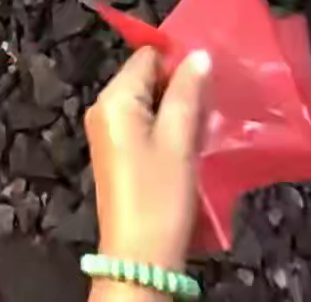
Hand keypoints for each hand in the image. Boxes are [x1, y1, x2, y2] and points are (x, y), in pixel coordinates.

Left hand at [84, 48, 212, 275]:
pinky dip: (162, 126)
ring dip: (172, 110)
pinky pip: (138, 121)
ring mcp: (104, 127)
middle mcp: (102, 104)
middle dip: (176, 88)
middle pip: (143, 77)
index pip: (145, 57)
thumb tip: (198, 53)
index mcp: (113, 96)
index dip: (176, 62)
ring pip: (144, 100)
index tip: (207, 79)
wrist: (137, 257)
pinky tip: (183, 146)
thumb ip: (188, 93)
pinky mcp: (112, 148)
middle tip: (208, 110)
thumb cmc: (159, 195)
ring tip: (200, 129)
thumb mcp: (179, 141)